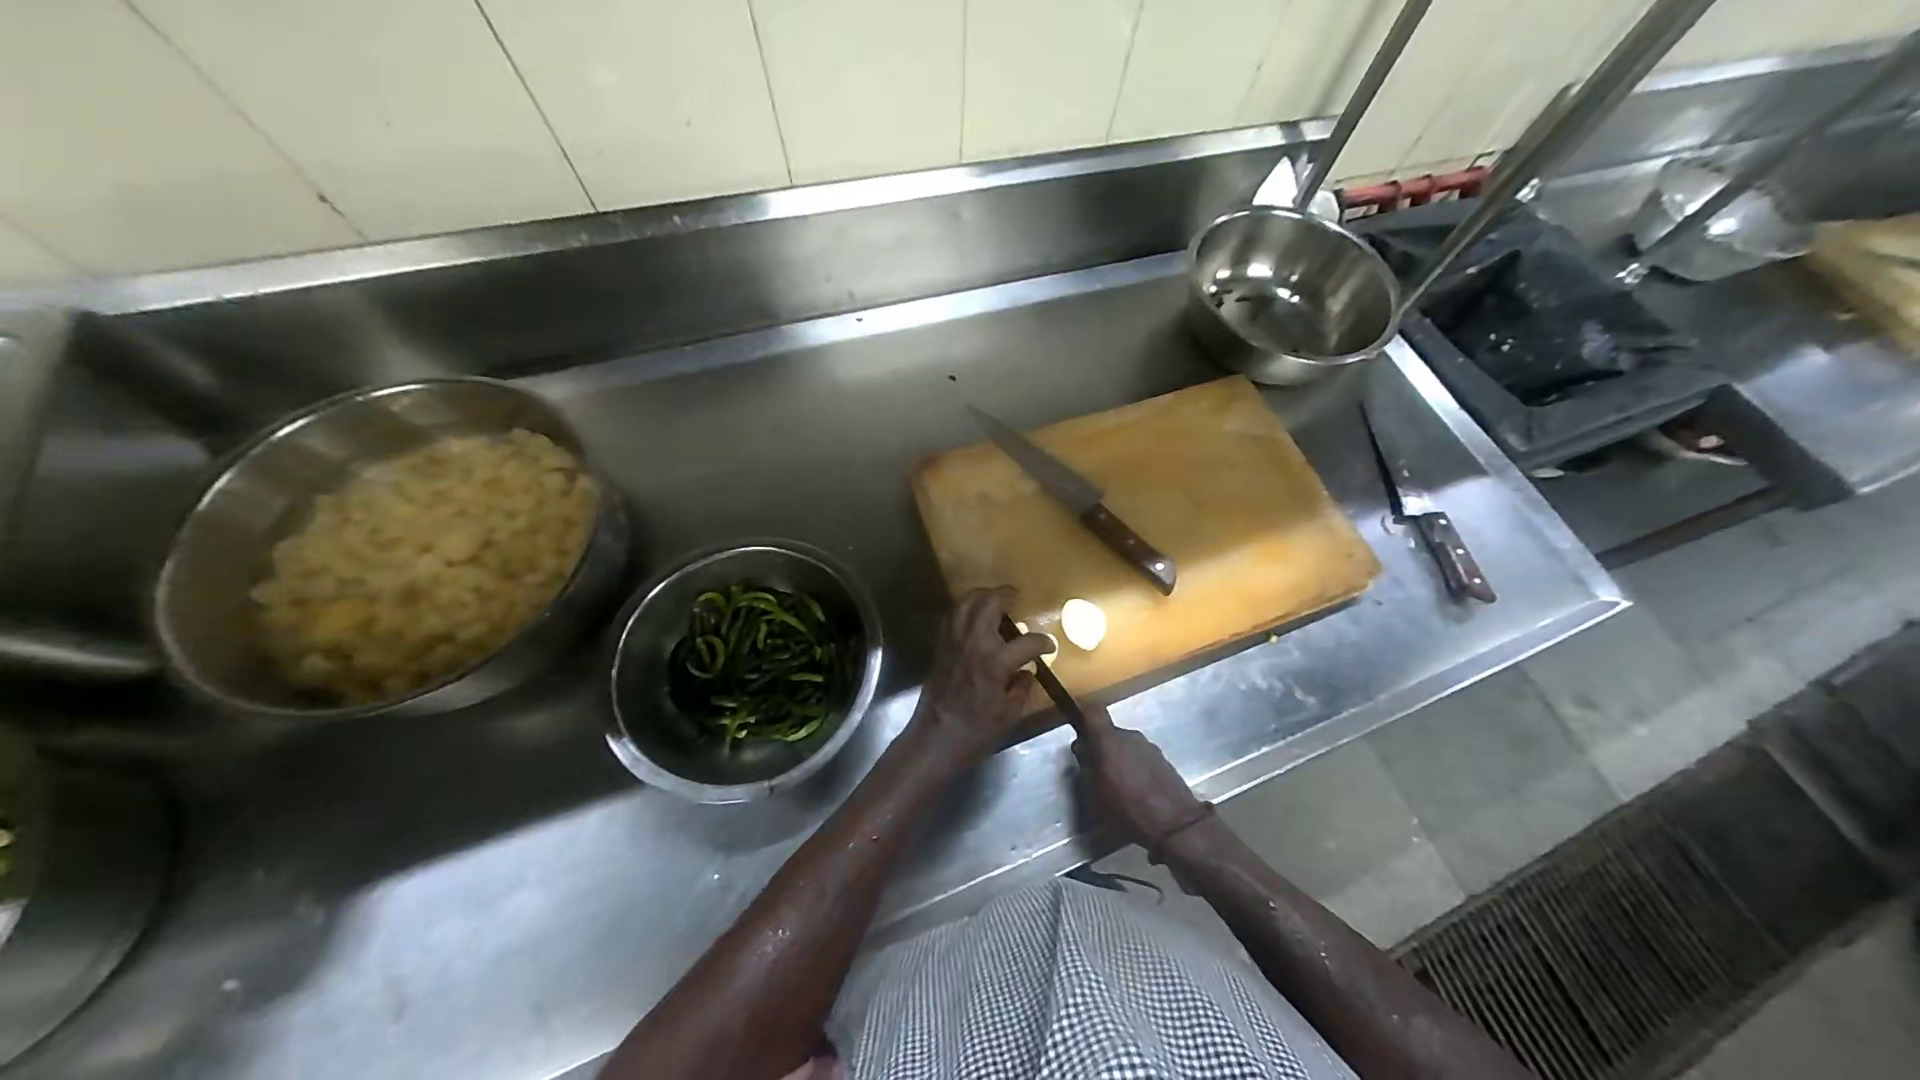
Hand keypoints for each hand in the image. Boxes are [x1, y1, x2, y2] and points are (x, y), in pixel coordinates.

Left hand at [906, 588, 1053, 769]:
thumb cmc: (976, 731)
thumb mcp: (1009, 713)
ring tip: (995, 600)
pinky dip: (965, 609)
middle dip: (1007, 596)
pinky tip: (973, 616)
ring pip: (967, 602)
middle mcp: (973, 642)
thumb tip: (1026, 671)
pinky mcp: (940, 645)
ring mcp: (953, 640)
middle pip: (991, 602)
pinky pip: (952, 615)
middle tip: (1017, 597)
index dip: (1043, 642)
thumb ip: (1021, 686)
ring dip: (983, 596)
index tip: (1049, 646)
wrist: (935, 738)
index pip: (1028, 641)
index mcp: (996, 661)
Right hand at [1071, 706, 1209, 854]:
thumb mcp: (1094, 794)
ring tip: (1119, 787)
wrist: (1176, 825)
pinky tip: (1137, 792)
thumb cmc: (1127, 808)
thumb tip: (1083, 748)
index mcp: (1109, 740)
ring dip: (1120, 760)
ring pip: (1127, 746)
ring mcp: (1150, 747)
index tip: (1081, 735)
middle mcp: (1130, 737)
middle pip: (1110, 734)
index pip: (1093, 712)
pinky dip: (1136, 769)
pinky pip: (1141, 758)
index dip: (1085, 719)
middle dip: (1102, 749)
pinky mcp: (1164, 761)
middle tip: (1098, 773)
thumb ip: (1086, 766)